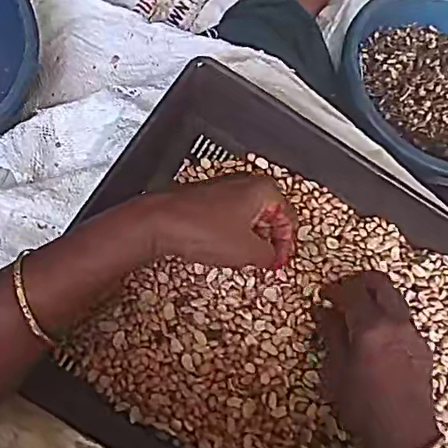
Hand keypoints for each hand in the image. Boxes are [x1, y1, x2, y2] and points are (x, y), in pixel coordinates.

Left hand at [141, 174, 296, 269]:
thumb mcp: (248, 251)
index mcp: (264, 190)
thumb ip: (269, 256)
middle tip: (265, 263)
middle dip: (269, 243)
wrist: (159, 222)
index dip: (286, 246)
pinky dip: (232, 235)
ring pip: (249, 218)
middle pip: (270, 217)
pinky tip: (222, 250)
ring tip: (243, 259)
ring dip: (250, 240)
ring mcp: (224, 190)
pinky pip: (229, 218)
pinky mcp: (207, 199)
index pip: (289, 219)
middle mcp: (246, 184)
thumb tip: (272, 258)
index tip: (278, 263)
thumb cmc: (201, 228)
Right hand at [316, 272, 440, 447]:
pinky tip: (374, 336)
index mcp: (371, 327)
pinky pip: (402, 318)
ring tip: (356, 315)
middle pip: (379, 283)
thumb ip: (331, 335)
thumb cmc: (363, 407)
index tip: (323, 295)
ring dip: (374, 297)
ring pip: (394, 298)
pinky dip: (386, 315)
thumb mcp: (336, 372)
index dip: (334, 289)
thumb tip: (324, 311)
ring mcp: (413, 333)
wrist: (405, 435)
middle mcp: (396, 322)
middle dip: (358, 282)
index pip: (351, 290)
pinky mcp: (422, 346)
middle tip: (341, 293)